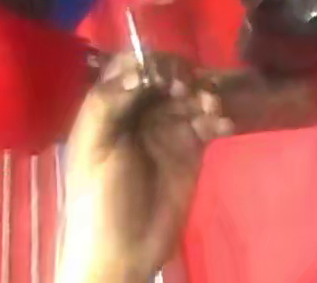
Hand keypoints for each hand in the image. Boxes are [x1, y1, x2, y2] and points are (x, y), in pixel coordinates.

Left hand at [58, 52, 233, 282]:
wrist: (121, 256)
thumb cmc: (99, 201)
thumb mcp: (93, 150)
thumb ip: (109, 103)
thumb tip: (141, 71)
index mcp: (112, 107)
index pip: (131, 65)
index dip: (148, 60)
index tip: (163, 72)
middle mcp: (142, 110)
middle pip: (167, 74)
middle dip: (182, 74)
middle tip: (188, 88)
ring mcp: (169, 126)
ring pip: (192, 92)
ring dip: (204, 93)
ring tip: (211, 107)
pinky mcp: (192, 145)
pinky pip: (210, 118)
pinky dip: (219, 117)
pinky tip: (223, 125)